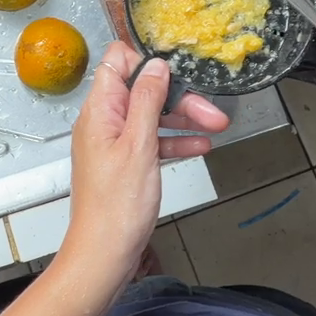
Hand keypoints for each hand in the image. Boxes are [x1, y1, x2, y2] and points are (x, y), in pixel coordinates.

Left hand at [61, 42, 228, 284]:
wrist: (104, 253)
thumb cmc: (116, 206)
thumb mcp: (138, 145)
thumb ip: (146, 101)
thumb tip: (154, 65)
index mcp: (99, 110)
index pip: (116, 62)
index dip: (146, 62)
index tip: (177, 73)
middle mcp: (103, 121)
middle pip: (142, 91)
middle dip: (178, 97)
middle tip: (212, 112)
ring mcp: (113, 142)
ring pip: (150, 117)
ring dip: (182, 119)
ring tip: (216, 127)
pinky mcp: (124, 162)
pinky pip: (151, 141)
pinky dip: (174, 141)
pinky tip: (200, 146)